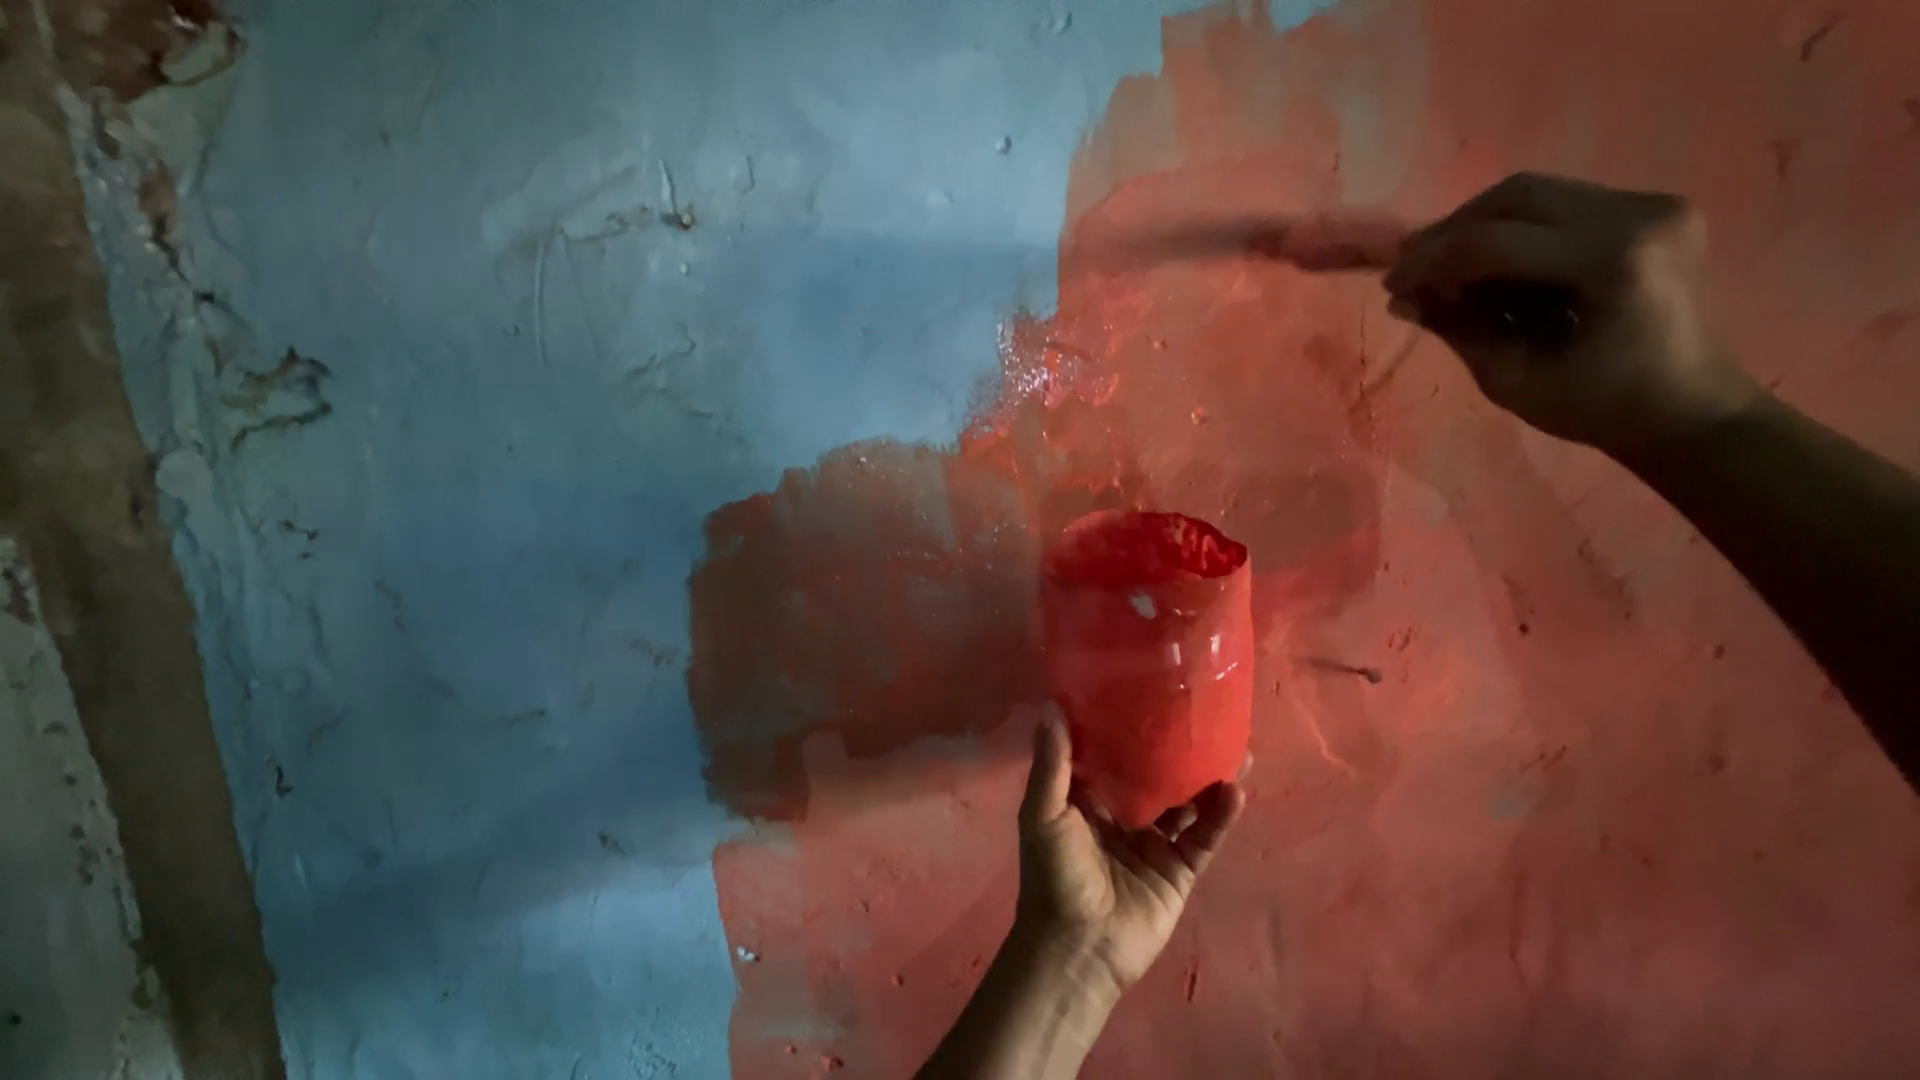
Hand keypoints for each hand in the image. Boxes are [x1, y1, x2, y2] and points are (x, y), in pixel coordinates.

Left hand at [1011, 716, 1244, 994]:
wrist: (1078, 948)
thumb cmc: (1054, 874)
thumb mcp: (1043, 812)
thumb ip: (1052, 763)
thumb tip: (1051, 705)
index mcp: (1087, 799)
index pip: (1110, 753)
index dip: (1126, 725)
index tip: (1146, 688)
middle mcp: (1122, 815)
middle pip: (1154, 774)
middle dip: (1175, 748)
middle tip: (1202, 713)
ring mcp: (1154, 843)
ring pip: (1186, 802)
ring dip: (1207, 777)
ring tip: (1234, 745)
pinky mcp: (1179, 870)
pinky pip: (1203, 837)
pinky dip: (1220, 815)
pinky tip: (1235, 788)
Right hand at [1384, 172, 1760, 452]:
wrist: (1689, 410)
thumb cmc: (1599, 408)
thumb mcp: (1512, 379)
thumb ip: (1458, 329)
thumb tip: (1403, 297)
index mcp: (1613, 261)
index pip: (1495, 242)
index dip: (1431, 261)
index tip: (1390, 287)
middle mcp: (1639, 214)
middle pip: (1516, 196)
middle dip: (1450, 232)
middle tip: (1411, 269)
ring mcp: (1652, 204)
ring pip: (1535, 193)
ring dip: (1477, 227)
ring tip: (1443, 267)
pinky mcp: (1651, 209)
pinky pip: (1560, 204)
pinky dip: (1512, 230)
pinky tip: (1489, 264)